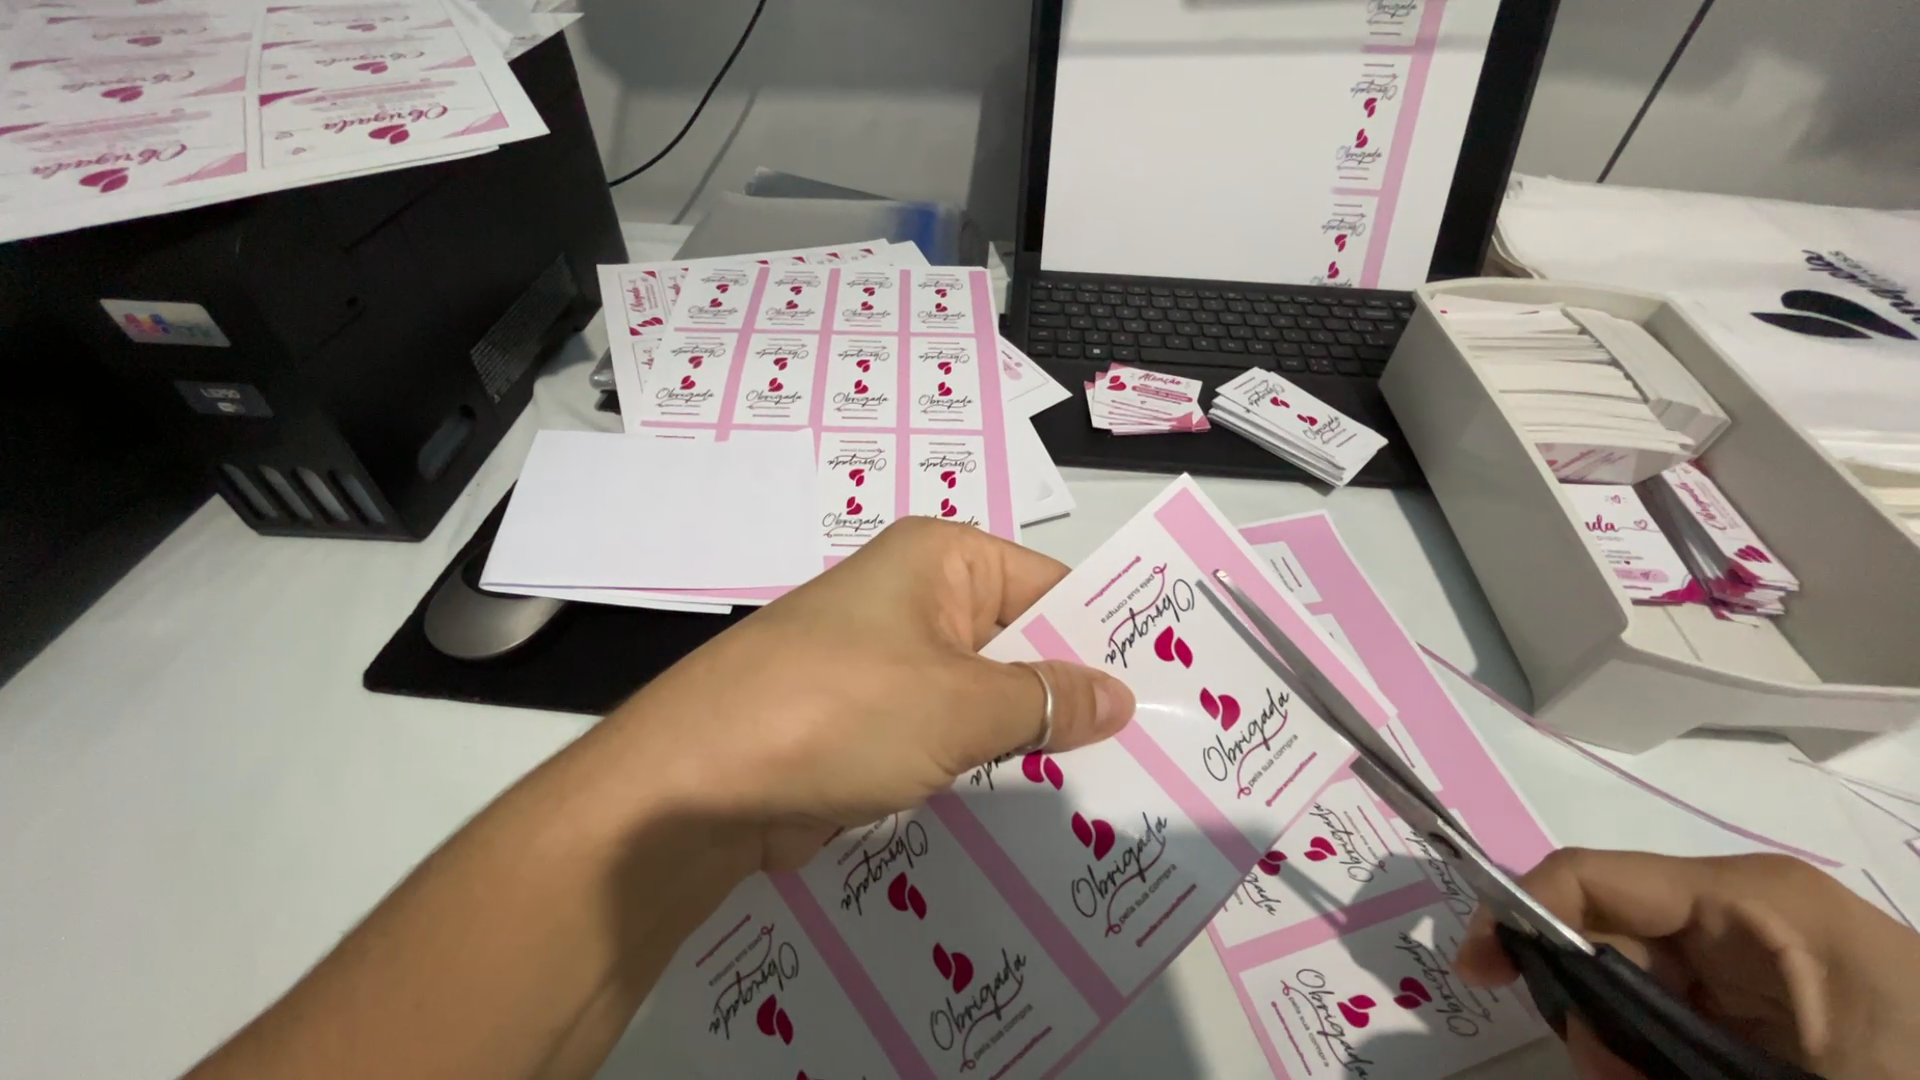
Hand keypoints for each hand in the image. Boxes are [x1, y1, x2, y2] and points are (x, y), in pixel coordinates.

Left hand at [608, 517, 1135, 870]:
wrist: (696, 787)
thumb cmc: (840, 712)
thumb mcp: (961, 703)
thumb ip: (1048, 699)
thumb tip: (1120, 696)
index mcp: (941, 561)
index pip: (1053, 585)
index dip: (1106, 636)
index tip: (1165, 692)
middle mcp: (917, 600)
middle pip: (1020, 643)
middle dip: (1073, 696)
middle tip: (1153, 752)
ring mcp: (890, 664)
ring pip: (985, 697)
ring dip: (1029, 739)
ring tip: (1114, 789)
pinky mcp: (869, 722)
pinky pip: (947, 737)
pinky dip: (983, 766)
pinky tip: (1036, 808)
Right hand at [1453, 849, 1919, 1079]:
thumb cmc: (1911, 1067)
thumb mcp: (1773, 1065)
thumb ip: (1655, 1041)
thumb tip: (1574, 1038)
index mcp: (1745, 897)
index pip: (1588, 875)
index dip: (1518, 912)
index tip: (1478, 971)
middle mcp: (1737, 907)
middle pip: (1605, 932)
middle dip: (1581, 998)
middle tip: (1599, 1068)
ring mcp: (1754, 950)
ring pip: (1631, 974)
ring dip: (1616, 1033)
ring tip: (1639, 1079)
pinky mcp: (1764, 992)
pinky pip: (1672, 1003)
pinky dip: (1649, 1045)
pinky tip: (1657, 1072)